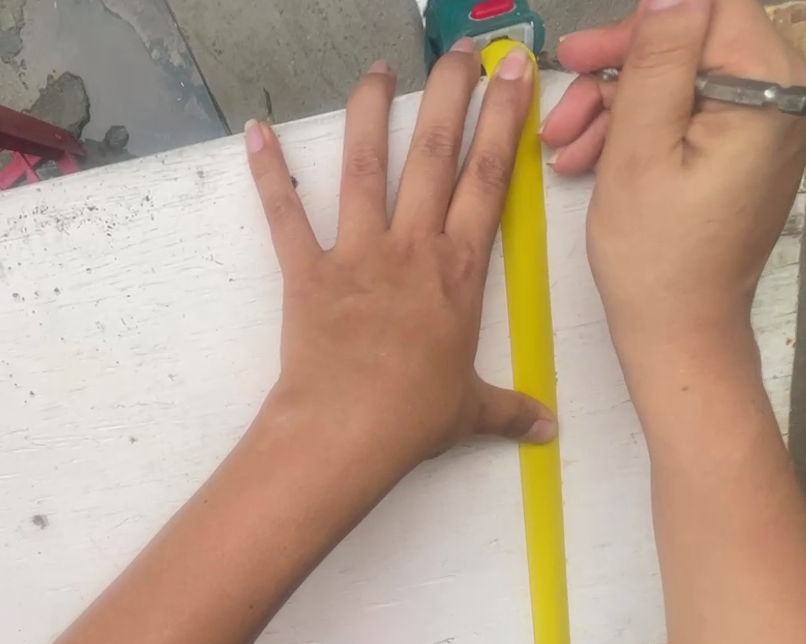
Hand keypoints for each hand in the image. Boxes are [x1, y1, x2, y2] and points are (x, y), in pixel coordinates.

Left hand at [243, 46, 556, 477]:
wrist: (347, 432)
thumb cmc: (413, 419)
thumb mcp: (470, 412)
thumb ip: (510, 411)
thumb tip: (547, 430)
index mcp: (458, 272)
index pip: (489, 179)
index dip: (504, 120)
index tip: (514, 70)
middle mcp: (411, 249)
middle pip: (434, 153)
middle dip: (450, 92)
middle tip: (459, 49)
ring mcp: (357, 256)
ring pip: (364, 167)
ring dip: (370, 112)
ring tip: (377, 69)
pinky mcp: (308, 274)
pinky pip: (285, 216)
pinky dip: (269, 174)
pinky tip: (257, 131)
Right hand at [541, 0, 805, 381]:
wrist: (679, 332)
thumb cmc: (653, 256)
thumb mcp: (638, 156)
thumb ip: (656, 62)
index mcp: (771, 88)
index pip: (705, 12)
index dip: (635, 29)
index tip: (573, 59)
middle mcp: (788, 94)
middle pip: (693, 47)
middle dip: (618, 81)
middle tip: (559, 124)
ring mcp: (771, 125)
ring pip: (684, 84)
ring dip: (618, 112)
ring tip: (567, 156)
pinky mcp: (749, 152)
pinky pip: (691, 117)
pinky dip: (641, 135)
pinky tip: (595, 163)